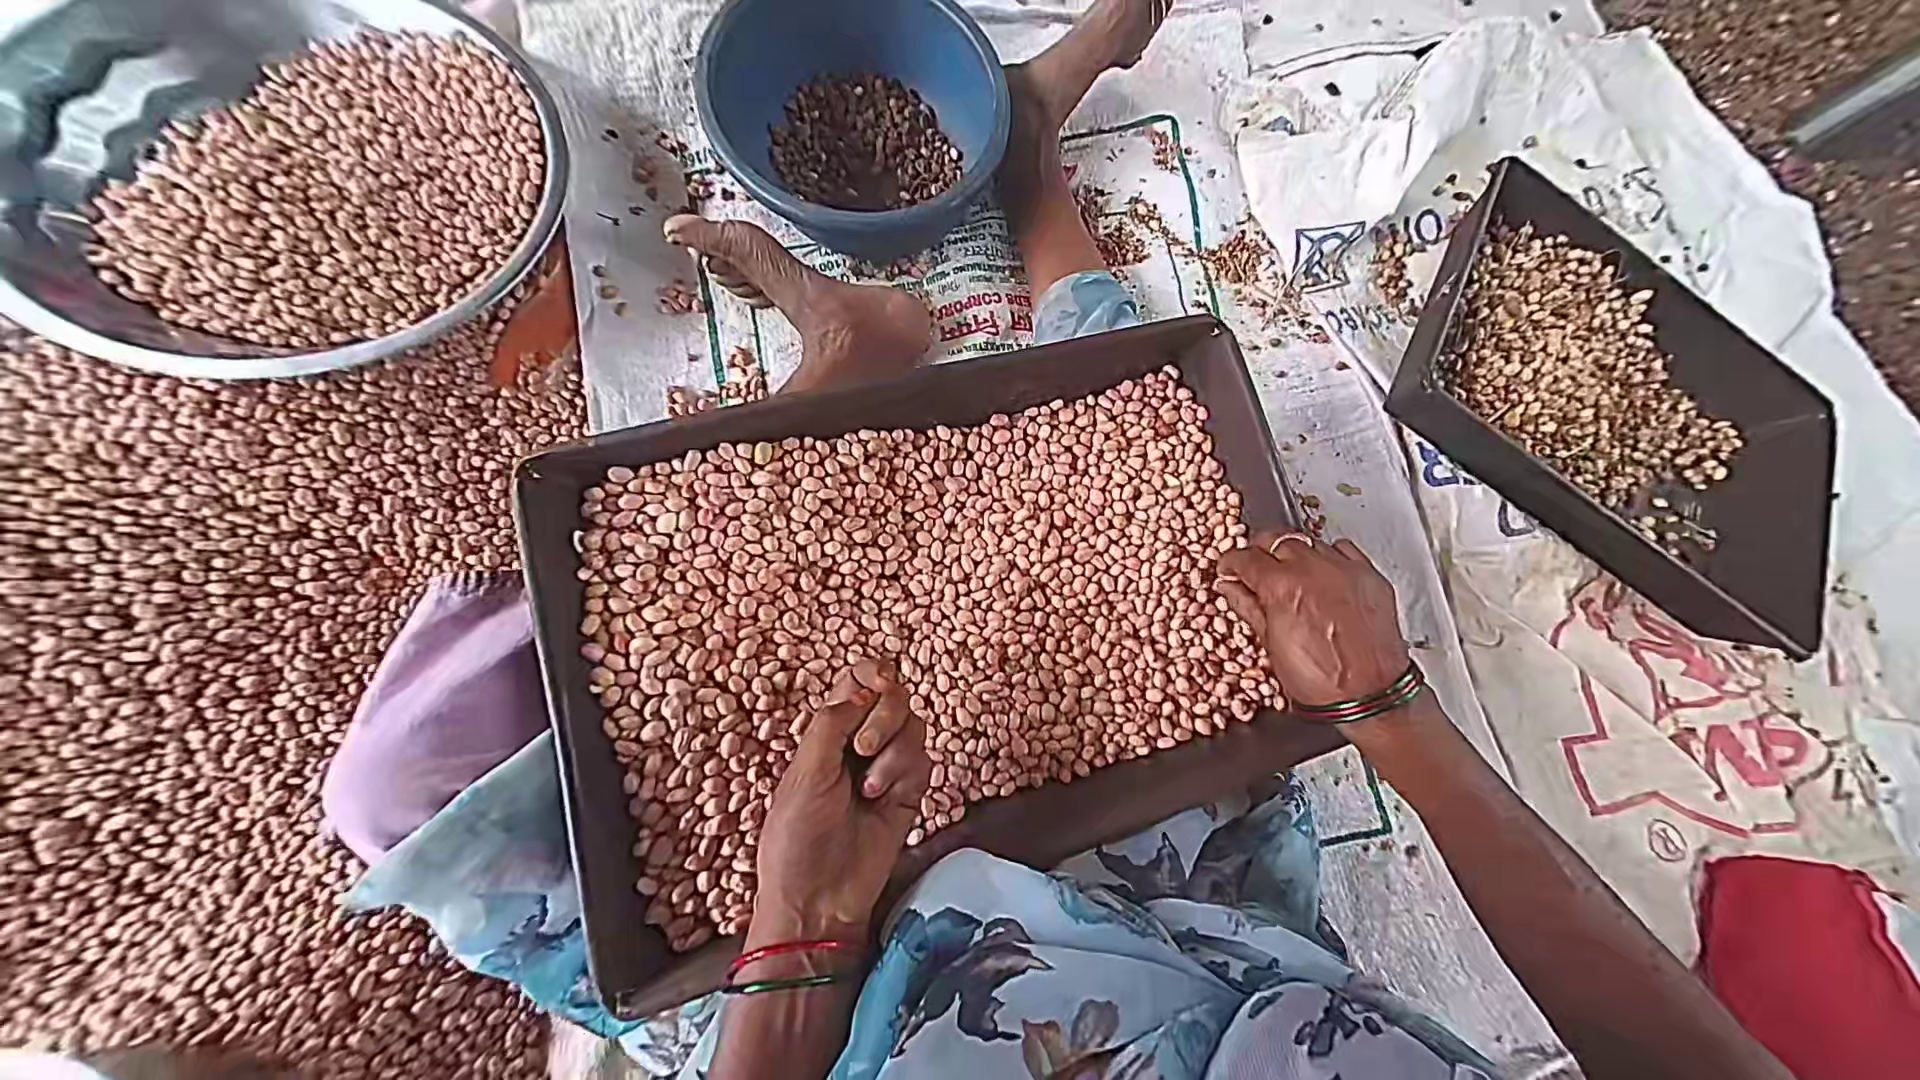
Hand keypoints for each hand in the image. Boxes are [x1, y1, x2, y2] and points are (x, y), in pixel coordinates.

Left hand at [750, 660, 929, 948]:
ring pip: (914, 725)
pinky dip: (905, 774)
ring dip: (894, 753)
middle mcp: (862, 740)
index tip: (881, 681)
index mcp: (830, 728)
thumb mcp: (805, 772)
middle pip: (894, 696)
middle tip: (863, 750)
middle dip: (885, 716)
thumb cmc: (797, 838)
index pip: (859, 678)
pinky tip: (883, 799)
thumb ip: (835, 722)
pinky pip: (924, 759)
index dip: (874, 671)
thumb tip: (867, 689)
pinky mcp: (909, 790)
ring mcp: (888, 764)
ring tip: (868, 788)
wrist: (820, 898)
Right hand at [1215, 530, 1410, 709]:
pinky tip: (1322, 573)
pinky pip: (1342, 549)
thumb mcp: (1269, 643)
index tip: (1229, 570)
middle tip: (1255, 568)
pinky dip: (1327, 556)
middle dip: (1259, 552)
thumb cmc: (1320, 678)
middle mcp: (1312, 570)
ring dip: (1292, 553)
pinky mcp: (1369, 576)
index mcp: (1281, 586)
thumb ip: (1247, 605)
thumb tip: (1231, 588)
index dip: (1230, 563)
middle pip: (1274, 539)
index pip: (1244, 557)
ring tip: (1289, 573)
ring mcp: (1343, 570)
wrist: (1369, 695)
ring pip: (1307, 541)